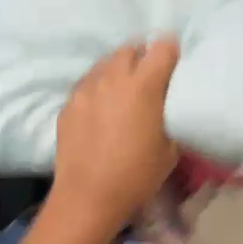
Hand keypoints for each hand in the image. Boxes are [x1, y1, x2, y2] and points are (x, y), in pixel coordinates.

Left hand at [50, 39, 180, 238]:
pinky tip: (100, 109)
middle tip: (148, 77)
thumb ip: (169, 117)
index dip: (171, 52)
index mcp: (144, 86)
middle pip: (130, 49)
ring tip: (122, 91)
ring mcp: (86, 88)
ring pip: (105, 64)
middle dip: (142, 57)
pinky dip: (97, 89)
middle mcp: (113, 78)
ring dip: (117, 71)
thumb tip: (167, 107)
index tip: (174, 64)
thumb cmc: (136, 176)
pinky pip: (87, 84)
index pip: (162, 46)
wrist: (88, 196)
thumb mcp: (169, 150)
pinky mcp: (68, 103)